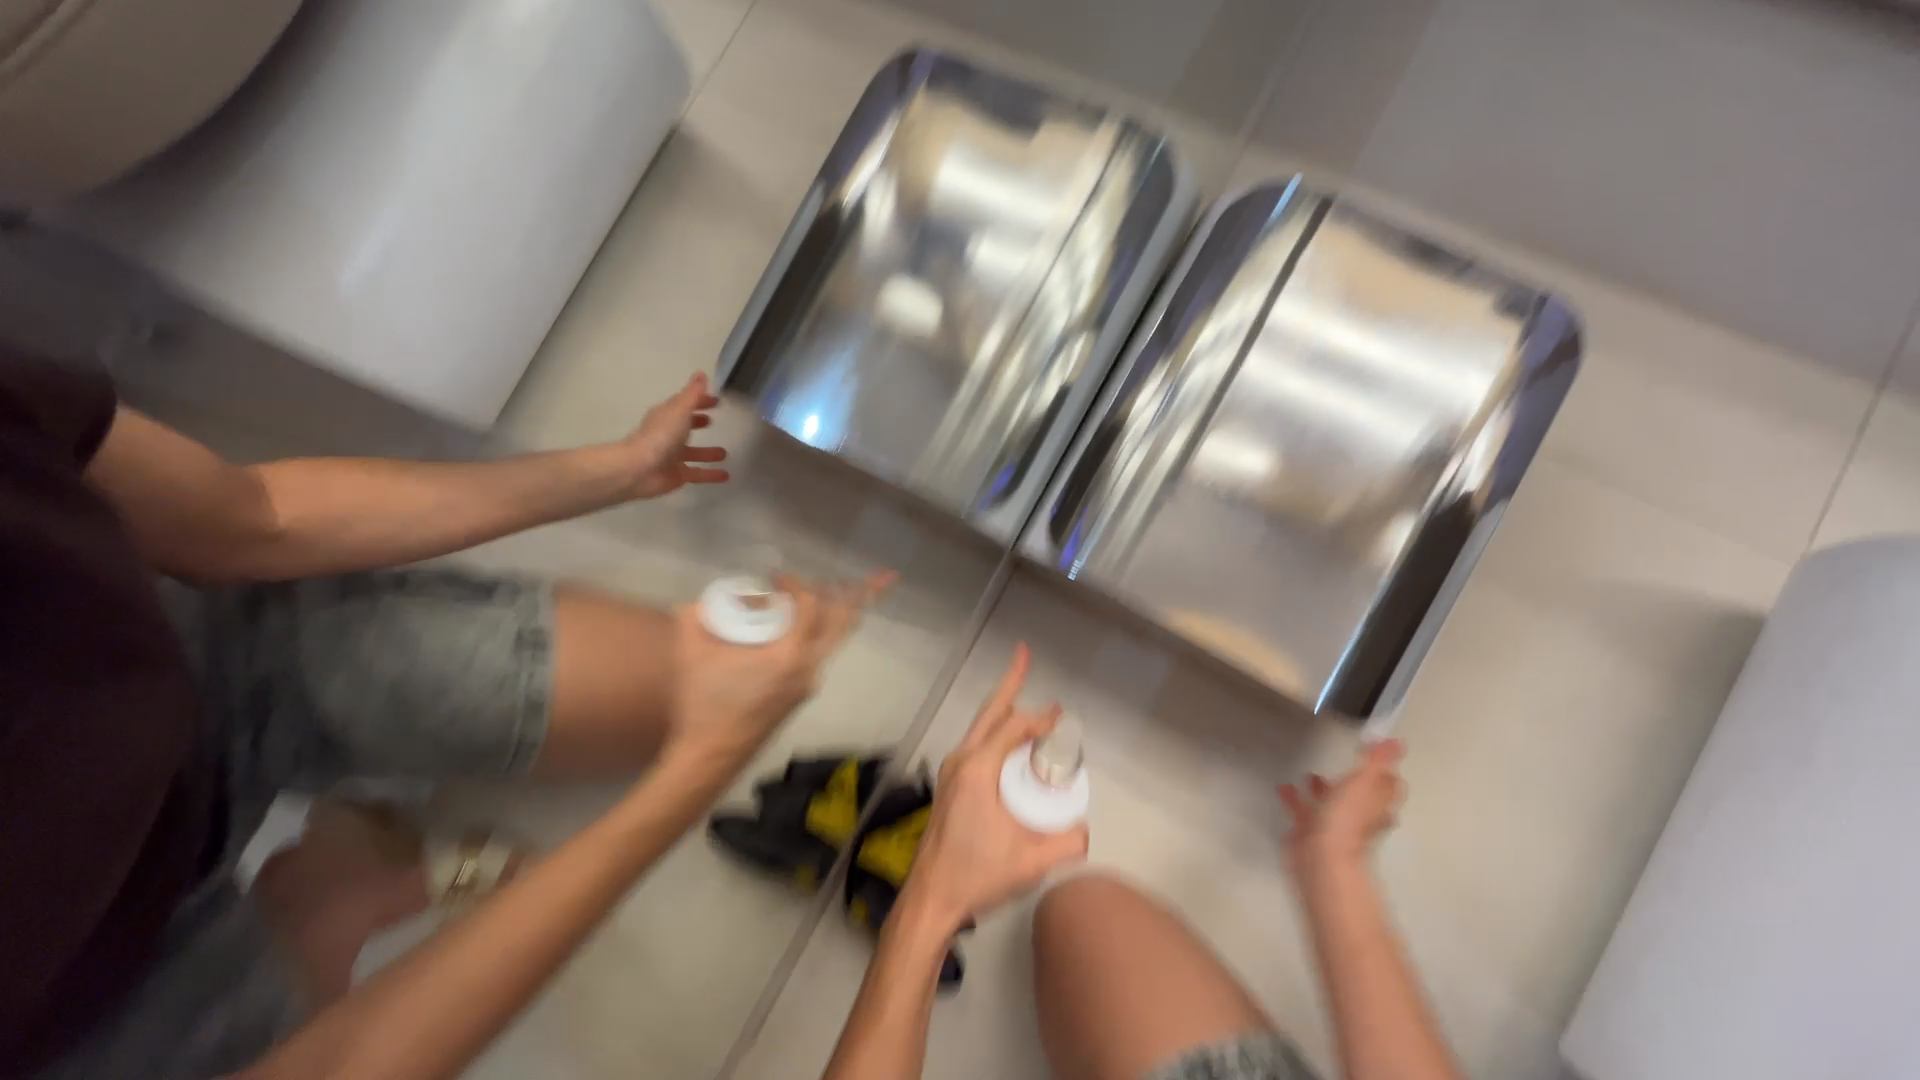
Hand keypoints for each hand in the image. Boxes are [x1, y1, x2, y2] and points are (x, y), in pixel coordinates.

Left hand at [614, 373, 729, 499]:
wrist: (639, 469)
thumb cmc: (660, 436)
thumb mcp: (680, 410)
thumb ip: (693, 394)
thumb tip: (701, 373)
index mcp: (667, 416)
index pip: (685, 404)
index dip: (699, 401)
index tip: (716, 400)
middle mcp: (669, 434)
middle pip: (686, 426)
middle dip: (699, 422)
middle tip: (714, 421)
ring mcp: (672, 456)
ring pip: (693, 452)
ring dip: (707, 452)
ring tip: (724, 453)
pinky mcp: (677, 475)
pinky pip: (697, 474)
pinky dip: (710, 475)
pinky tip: (726, 476)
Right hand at [664, 571, 893, 766]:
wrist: (711, 754)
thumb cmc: (703, 703)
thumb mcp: (692, 654)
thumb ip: (694, 618)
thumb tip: (700, 602)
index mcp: (787, 655)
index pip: (810, 607)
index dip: (797, 585)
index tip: (776, 578)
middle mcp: (808, 668)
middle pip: (843, 624)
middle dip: (864, 596)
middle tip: (886, 575)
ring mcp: (808, 683)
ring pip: (837, 640)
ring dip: (846, 613)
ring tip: (864, 590)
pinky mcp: (801, 693)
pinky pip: (821, 653)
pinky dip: (825, 631)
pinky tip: (815, 621)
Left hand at [903, 645, 1090, 934]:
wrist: (932, 897)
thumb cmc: (978, 874)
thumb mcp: (1032, 861)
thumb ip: (1068, 843)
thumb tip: (1084, 827)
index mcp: (977, 770)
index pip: (1012, 728)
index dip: (1039, 718)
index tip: (1060, 716)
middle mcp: (961, 762)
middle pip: (989, 714)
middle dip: (1010, 684)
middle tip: (1023, 655)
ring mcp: (951, 773)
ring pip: (980, 729)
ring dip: (1004, 712)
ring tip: (1026, 699)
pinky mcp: (950, 786)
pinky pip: (977, 746)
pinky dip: (996, 734)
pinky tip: (1011, 745)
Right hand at [1279, 739, 1404, 879]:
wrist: (1320, 858)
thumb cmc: (1346, 818)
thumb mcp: (1364, 782)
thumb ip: (1377, 761)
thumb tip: (1399, 741)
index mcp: (1376, 804)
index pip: (1388, 785)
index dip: (1385, 770)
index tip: (1376, 752)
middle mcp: (1359, 817)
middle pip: (1360, 796)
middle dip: (1353, 781)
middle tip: (1346, 763)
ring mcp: (1335, 827)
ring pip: (1331, 805)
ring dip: (1323, 790)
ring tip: (1310, 774)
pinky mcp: (1311, 833)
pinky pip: (1304, 813)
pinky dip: (1296, 800)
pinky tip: (1284, 788)